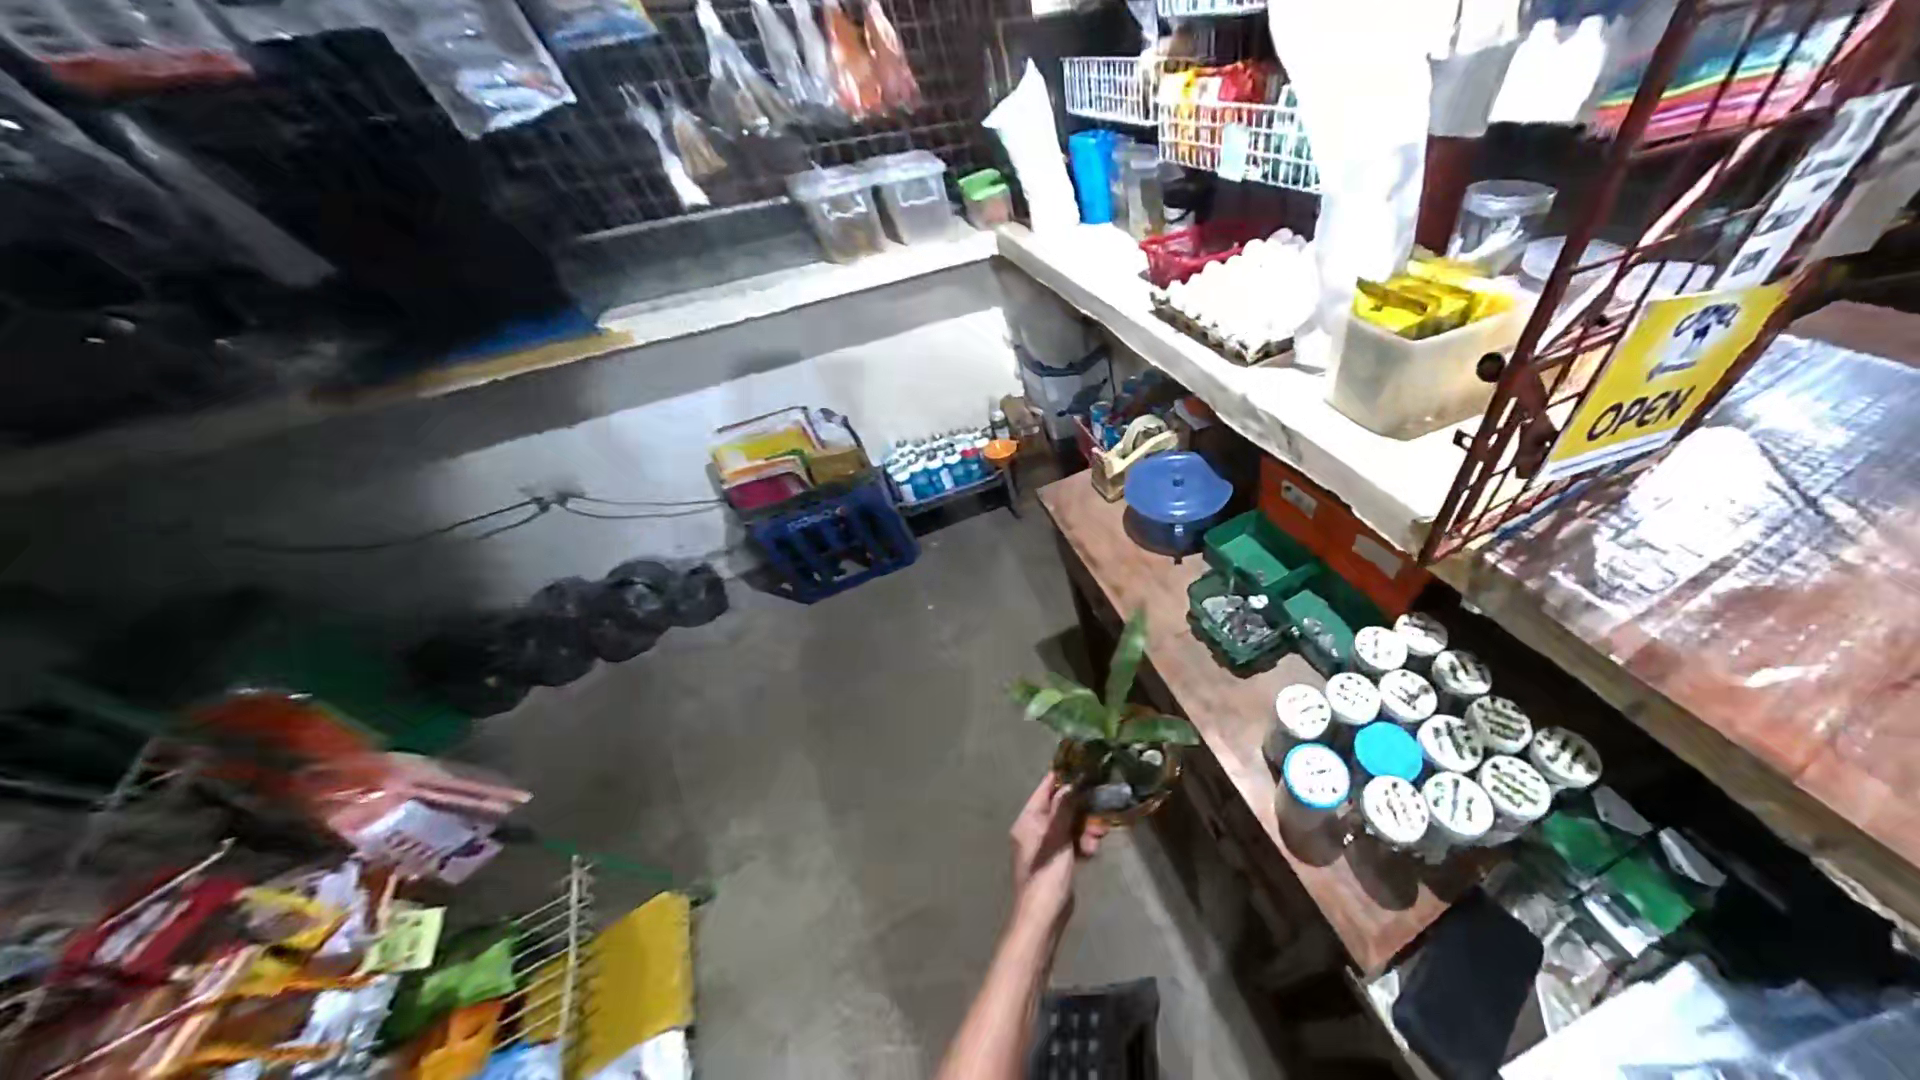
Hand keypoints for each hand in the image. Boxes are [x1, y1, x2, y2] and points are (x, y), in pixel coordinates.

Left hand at [1009, 773, 1108, 934]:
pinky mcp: (1057, 860)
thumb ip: (1064, 808)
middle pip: (1061, 808)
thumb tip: (1071, 783)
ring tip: (1097, 840)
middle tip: (1100, 816)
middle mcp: (1034, 829)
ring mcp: (1046, 845)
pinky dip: (1083, 845)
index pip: (1045, 789)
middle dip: (1082, 811)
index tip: (1084, 769)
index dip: (1063, 778)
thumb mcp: (1056, 836)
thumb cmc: (1047, 872)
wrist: (1043, 916)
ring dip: (1085, 830)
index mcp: (1028, 819)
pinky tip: (1092, 852)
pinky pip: (1072, 843)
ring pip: (1070, 826)